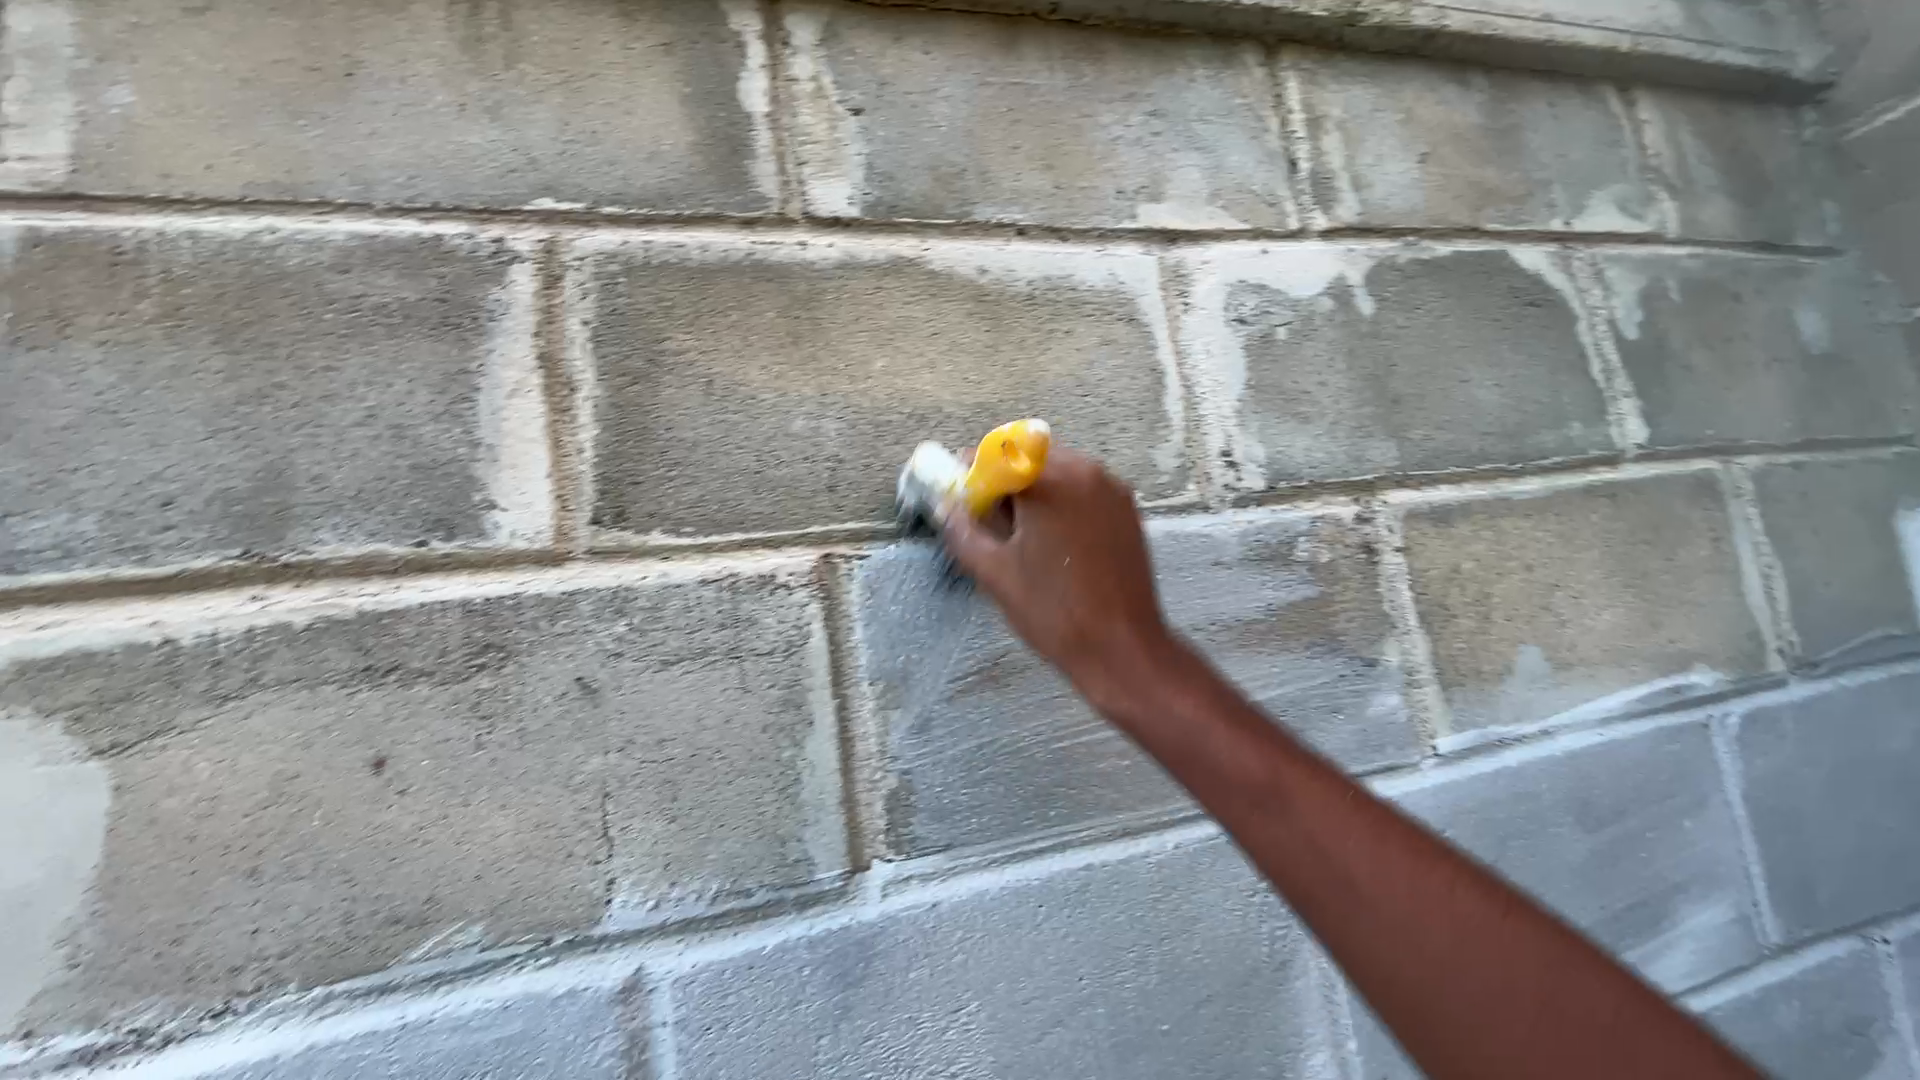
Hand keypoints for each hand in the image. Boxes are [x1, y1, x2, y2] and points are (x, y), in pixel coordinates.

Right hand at [941, 448, 1174, 698]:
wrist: (1122, 648)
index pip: (996, 454)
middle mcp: (1087, 471)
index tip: (960, 498)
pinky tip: (1054, 541)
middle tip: (988, 521)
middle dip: (1004, 481)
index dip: (971, 473)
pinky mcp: (1128, 510)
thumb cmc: (1054, 612)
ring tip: (1021, 536)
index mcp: (1050, 481)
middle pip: (1029, 458)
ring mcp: (1113, 489)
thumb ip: (963, 530)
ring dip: (1034, 491)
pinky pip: (1084, 490)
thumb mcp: (995, 573)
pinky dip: (1062, 502)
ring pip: (1059, 472)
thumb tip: (943, 506)